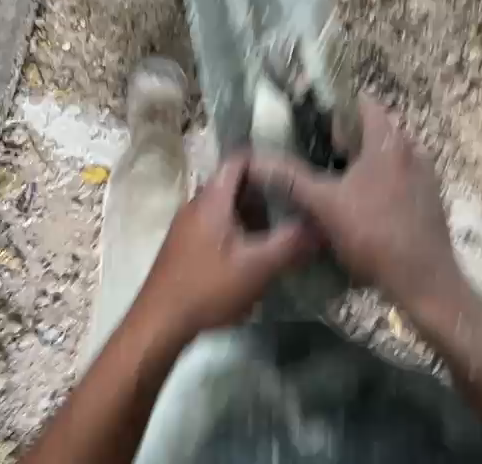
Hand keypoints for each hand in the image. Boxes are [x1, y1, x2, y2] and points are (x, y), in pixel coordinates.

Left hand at [128, 157, 317, 341]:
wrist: (160, 321)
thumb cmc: (208, 287)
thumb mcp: (256, 267)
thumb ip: (290, 245)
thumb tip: (322, 227)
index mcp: (212, 198)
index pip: (239, 160)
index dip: (266, 162)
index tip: (293, 175)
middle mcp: (197, 203)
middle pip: (233, 184)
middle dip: (264, 194)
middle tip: (293, 208)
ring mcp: (187, 224)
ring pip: (225, 207)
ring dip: (251, 216)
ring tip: (278, 234)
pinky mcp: (184, 245)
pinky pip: (215, 225)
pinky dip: (236, 231)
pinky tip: (251, 257)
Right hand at [250, 95, 470, 317]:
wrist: (426, 284)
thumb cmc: (374, 234)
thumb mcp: (324, 206)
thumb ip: (290, 180)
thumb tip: (254, 162)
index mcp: (388, 142)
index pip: (366, 104)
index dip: (341, 107)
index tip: (319, 120)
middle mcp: (412, 151)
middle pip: (379, 129)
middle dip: (353, 136)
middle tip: (325, 151)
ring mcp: (426, 177)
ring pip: (392, 155)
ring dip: (369, 160)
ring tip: (342, 178)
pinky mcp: (431, 202)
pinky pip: (404, 178)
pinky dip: (385, 181)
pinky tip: (366, 205)